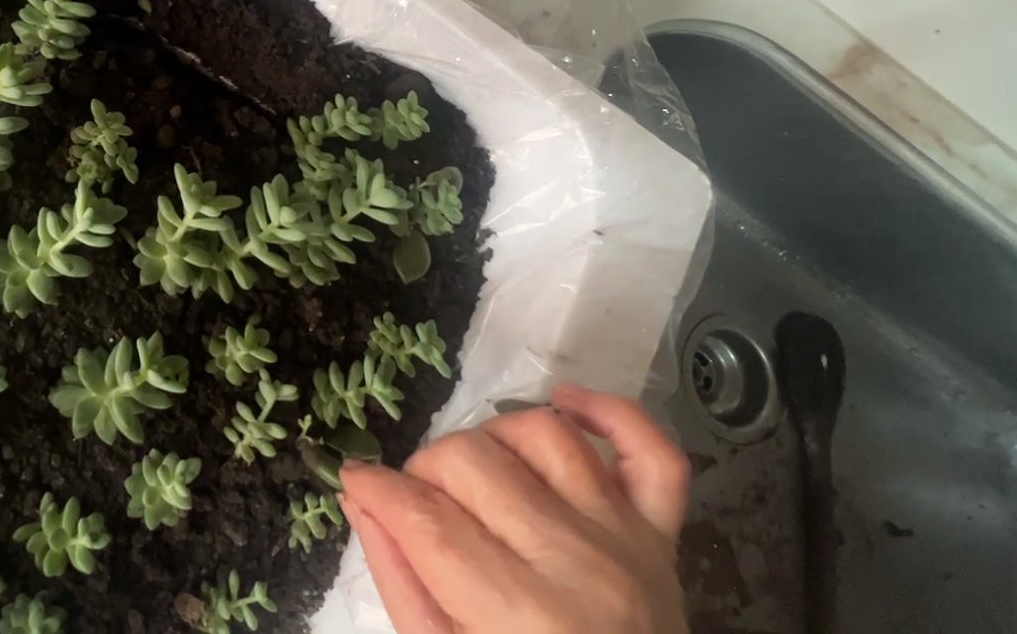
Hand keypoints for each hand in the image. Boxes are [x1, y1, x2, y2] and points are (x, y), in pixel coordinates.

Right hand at [339, 383, 689, 633]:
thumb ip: (397, 577)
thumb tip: (359, 494)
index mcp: (523, 618)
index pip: (427, 519)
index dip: (376, 488)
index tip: (354, 478)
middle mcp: (581, 567)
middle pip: (473, 462)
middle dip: (424, 473)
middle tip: (419, 506)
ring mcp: (628, 542)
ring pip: (543, 433)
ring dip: (489, 440)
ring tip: (474, 478)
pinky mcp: (661, 532)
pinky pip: (649, 448)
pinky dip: (607, 411)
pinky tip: (562, 404)